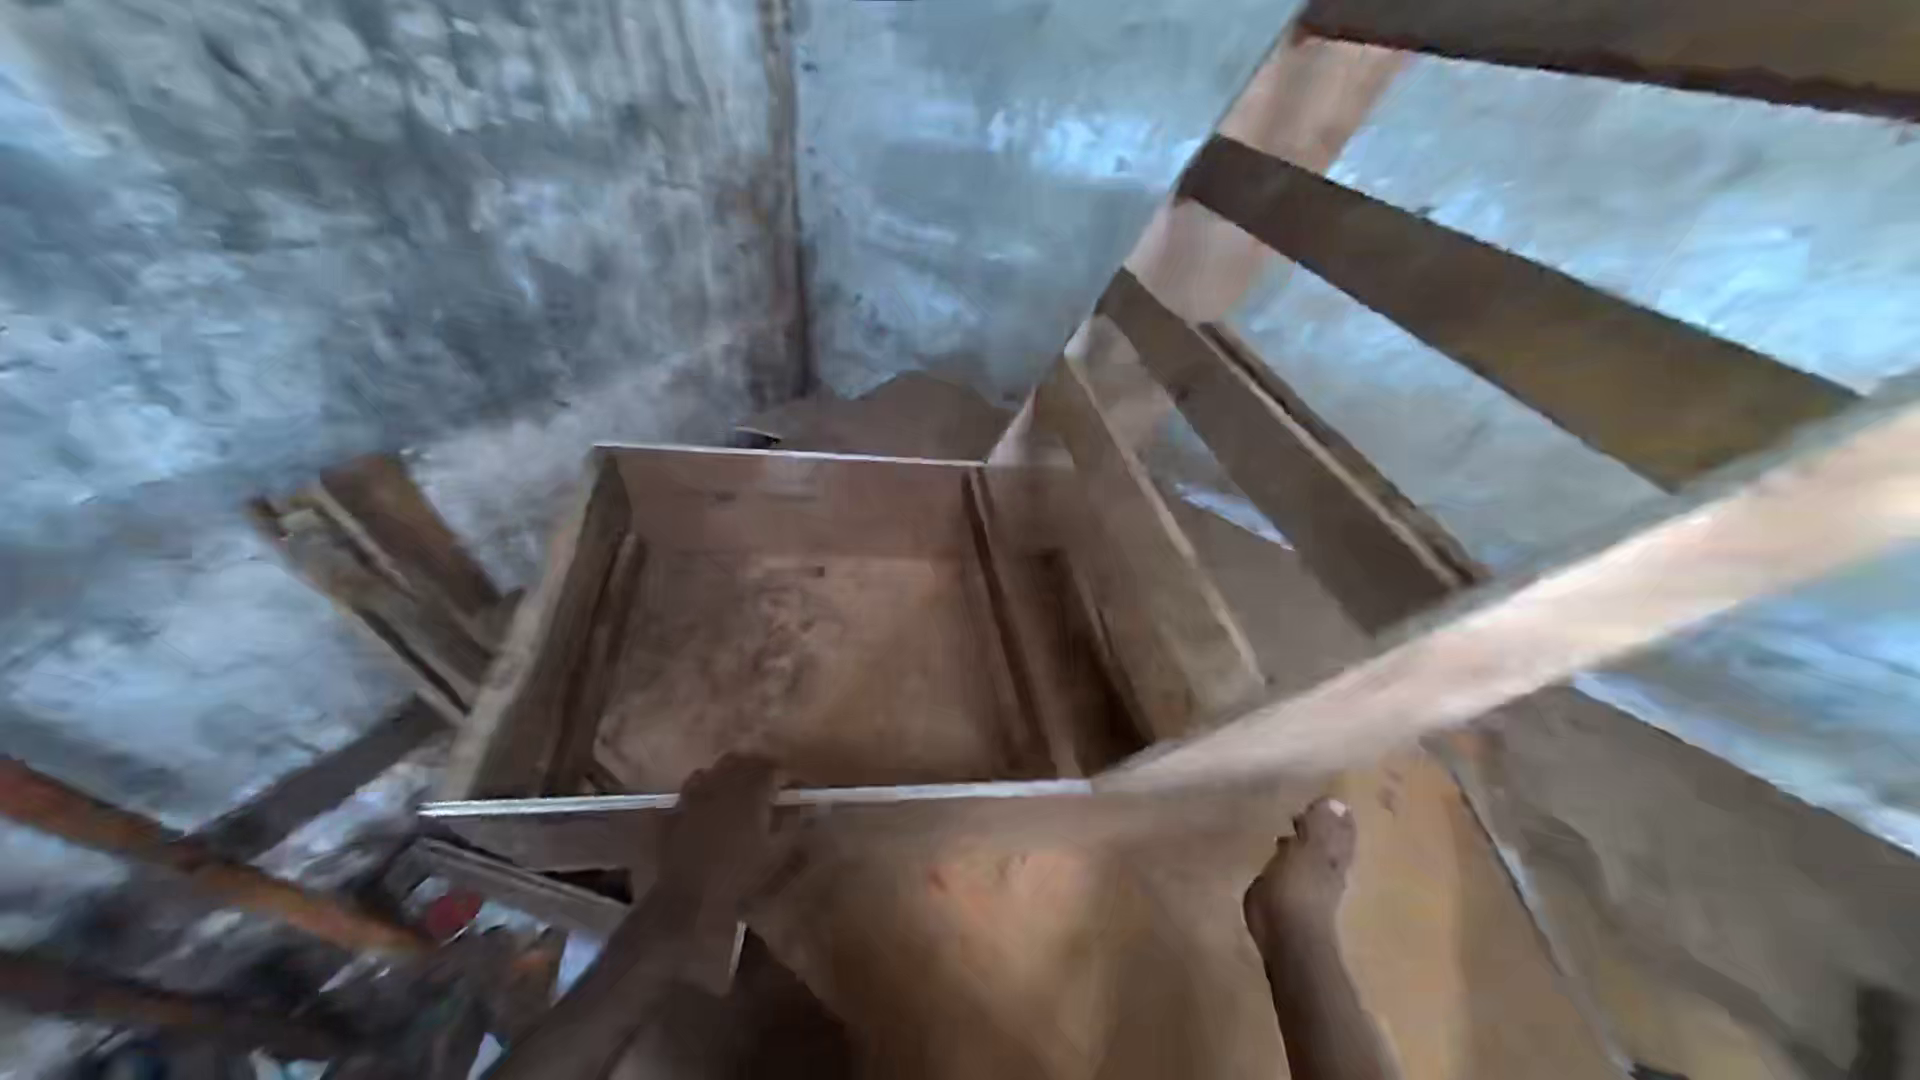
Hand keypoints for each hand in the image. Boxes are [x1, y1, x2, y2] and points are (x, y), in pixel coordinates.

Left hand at [660, 754, 786, 909]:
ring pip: (719, 767)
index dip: (788, 778)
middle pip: (746, 762)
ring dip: (733, 772)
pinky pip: (693, 784)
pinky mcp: (677, 809)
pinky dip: (705, 785)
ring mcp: (698, 796)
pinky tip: (709, 797)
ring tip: (741, 786)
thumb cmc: (737, 879)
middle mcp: (725, 787)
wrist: (688, 900)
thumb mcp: (774, 856)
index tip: (796, 789)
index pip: (775, 772)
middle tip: (772, 785)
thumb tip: (803, 812)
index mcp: (752, 795)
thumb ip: (791, 828)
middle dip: (762, 770)